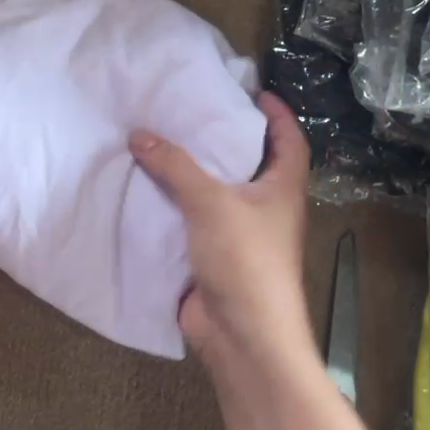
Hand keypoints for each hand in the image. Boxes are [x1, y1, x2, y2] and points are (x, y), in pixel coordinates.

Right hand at [131, 92, 313, 379]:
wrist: (242, 337)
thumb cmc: (245, 262)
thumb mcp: (211, 203)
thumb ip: (174, 166)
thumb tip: (138, 133)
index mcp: (281, 192)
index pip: (290, 143)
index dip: (278, 115)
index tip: (255, 92)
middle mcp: (263, 209)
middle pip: (248, 163)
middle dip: (222, 137)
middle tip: (188, 109)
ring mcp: (236, 233)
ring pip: (212, 190)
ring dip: (188, 168)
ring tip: (157, 138)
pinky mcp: (208, 254)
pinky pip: (186, 216)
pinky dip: (168, 200)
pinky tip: (141, 185)